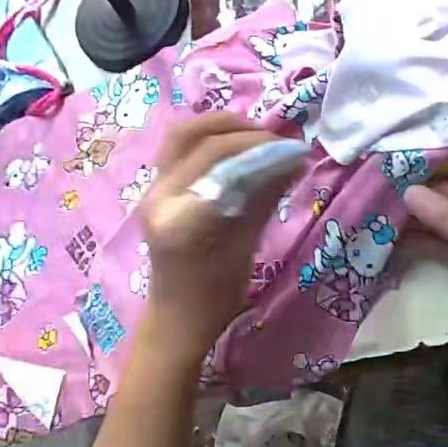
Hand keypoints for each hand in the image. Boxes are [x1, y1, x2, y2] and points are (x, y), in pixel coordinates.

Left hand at [139, 114, 304, 362]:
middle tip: (274, 137)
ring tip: (257, 138)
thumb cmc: (216, 294)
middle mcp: (159, 196)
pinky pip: (180, 151)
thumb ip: (264, 195)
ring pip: (181, 136)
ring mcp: (152, 192)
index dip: (260, 146)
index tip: (294, 149)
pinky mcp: (155, 192)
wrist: (177, 318)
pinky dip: (210, 142)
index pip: (218, 158)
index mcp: (182, 216)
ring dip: (220, 128)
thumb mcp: (247, 244)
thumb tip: (294, 158)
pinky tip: (237, 151)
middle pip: (193, 135)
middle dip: (238, 128)